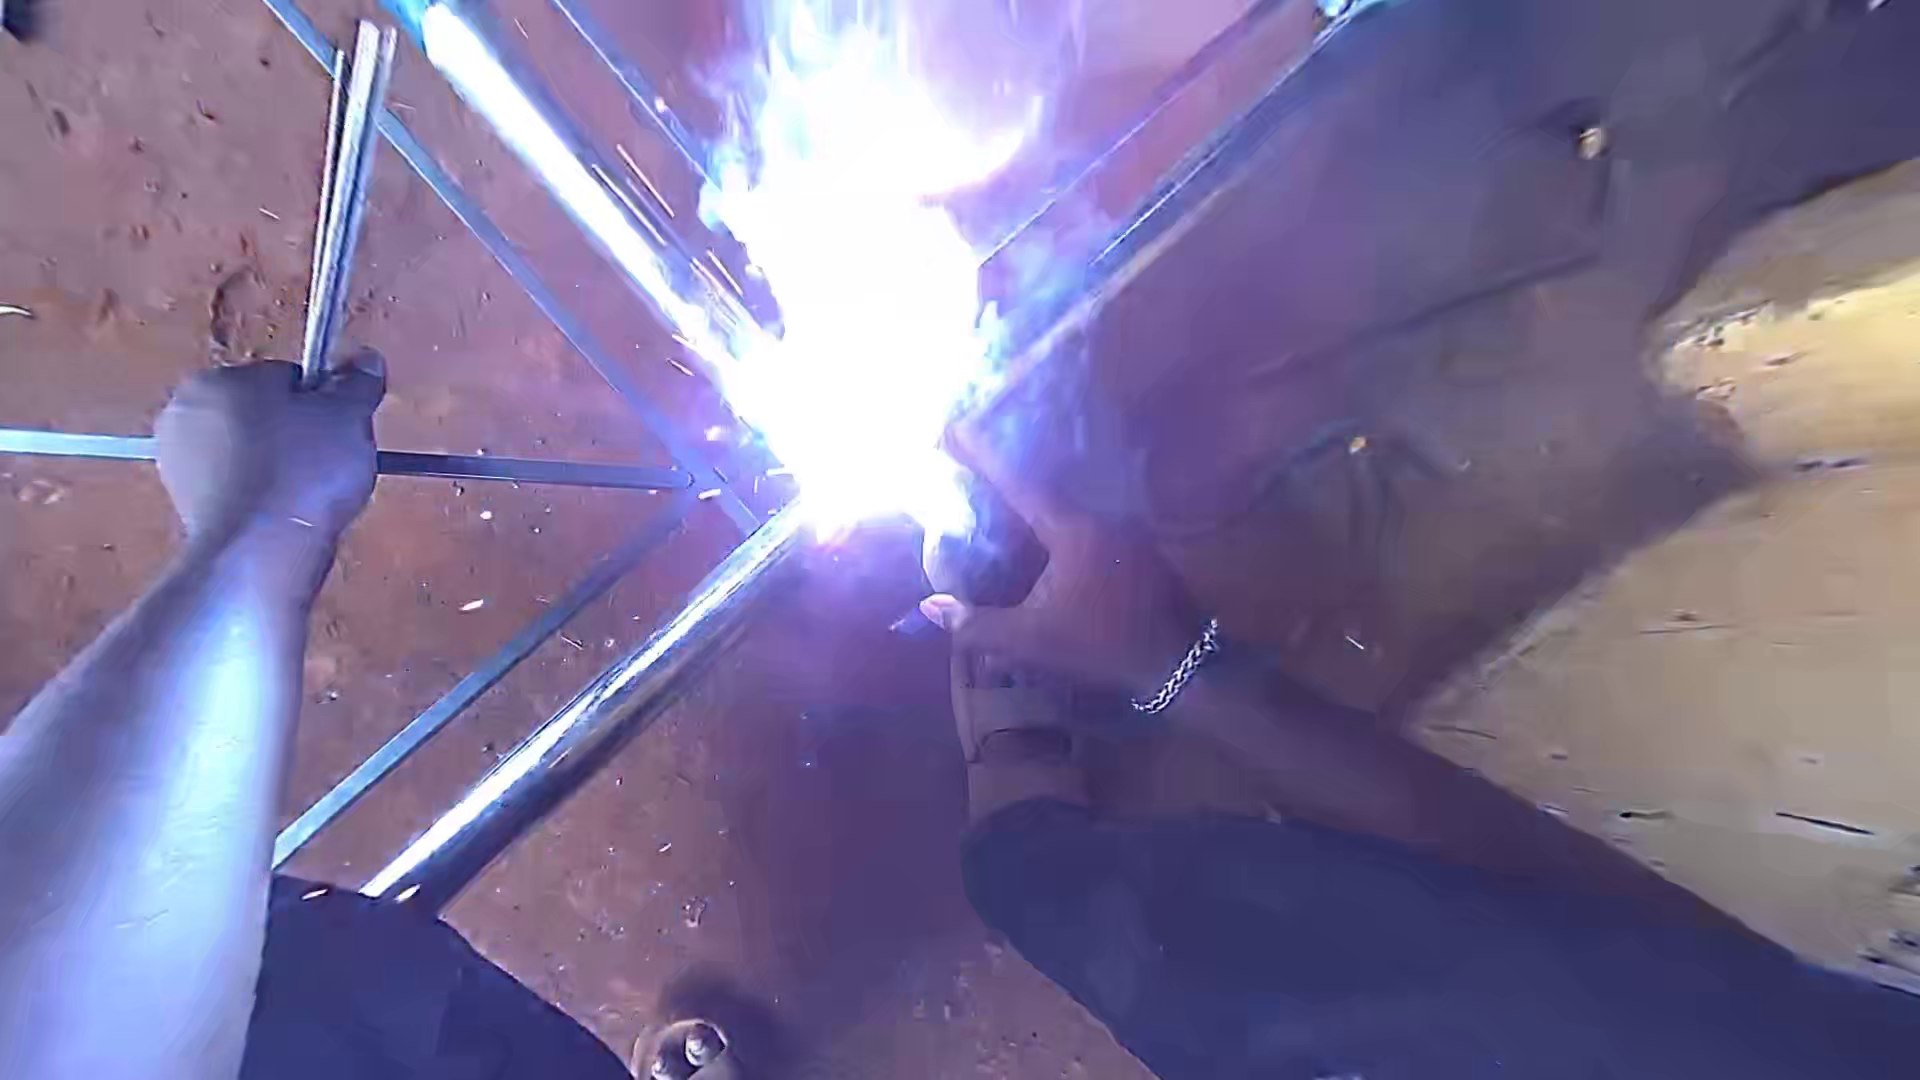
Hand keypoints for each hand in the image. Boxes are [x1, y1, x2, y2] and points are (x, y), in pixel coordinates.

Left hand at [155, 356, 383, 542]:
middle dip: (303, 427)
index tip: (350, 428)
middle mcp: (186, 405)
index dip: (328, 401)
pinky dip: (266, 481)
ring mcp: (178, 450)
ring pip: (253, 441)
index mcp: (223, 379)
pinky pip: (240, 472)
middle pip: (268, 407)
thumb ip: (357, 384)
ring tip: (319, 483)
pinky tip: (292, 500)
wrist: (265, 538)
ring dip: (285, 455)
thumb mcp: (349, 418)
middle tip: (339, 455)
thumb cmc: (310, 467)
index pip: (291, 376)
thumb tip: (366, 356)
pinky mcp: (185, 488)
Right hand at [919, 431, 1202, 695]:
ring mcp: (1120, 524)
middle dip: (1006, 465)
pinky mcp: (1131, 538)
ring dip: (1032, 486)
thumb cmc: (1102, 645)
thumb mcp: (1034, 640)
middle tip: (972, 454)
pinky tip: (1039, 522)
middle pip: (1043, 478)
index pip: (1020, 482)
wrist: (1177, 661)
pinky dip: (1055, 507)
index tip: (958, 427)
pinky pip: (1083, 509)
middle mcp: (1098, 514)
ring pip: (1067, 493)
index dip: (986, 454)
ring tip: (998, 482)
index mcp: (1071, 530)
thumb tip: (929, 606)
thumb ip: (978, 624)